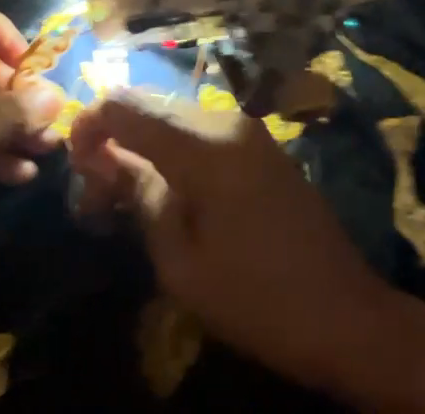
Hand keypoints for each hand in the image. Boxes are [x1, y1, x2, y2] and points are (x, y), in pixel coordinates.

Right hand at [67, 96, 394, 392]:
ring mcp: (249, 132)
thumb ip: (138, 195)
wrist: (351, 320)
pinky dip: (171, 151)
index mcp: (204, 146)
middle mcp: (226, 122)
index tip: (73, 162)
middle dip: (113, 136)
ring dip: (142, 144)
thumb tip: (104, 159)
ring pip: (173, 117)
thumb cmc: (256, 298)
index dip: (89, 124)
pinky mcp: (261, 148)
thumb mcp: (180, 259)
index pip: (125, 105)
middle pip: (148, 105)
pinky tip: (165, 189)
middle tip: (95, 187)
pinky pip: (200, 133)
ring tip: (126, 193)